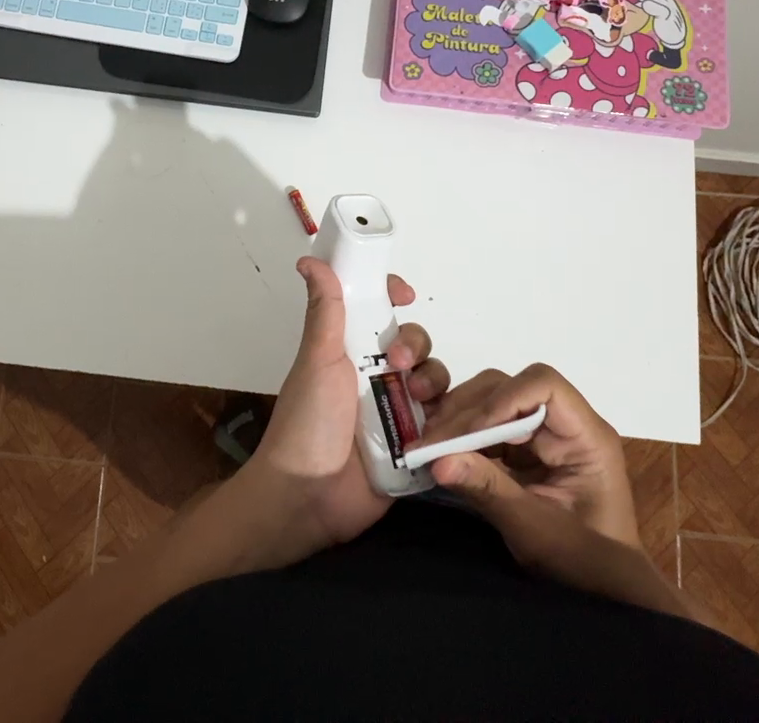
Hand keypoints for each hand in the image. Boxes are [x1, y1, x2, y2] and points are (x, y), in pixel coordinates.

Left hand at [214, 257, 449, 568]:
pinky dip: (451, 418)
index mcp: (348, 352)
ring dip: (433, 382)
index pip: (378, 312)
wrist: (310, 497)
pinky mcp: (417, 446)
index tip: (404, 294)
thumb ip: (324, 312)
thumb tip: (310, 261)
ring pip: (436, 379)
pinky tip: (440, 426)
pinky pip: (448, 421)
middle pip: (416, 343)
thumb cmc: (307, 424)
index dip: (394, 296)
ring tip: (415, 402)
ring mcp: (397, 412)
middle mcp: (375, 377)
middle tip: (398, 365)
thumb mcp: (316, 361)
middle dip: (416, 346)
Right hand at [416, 363, 637, 550]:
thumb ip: (488, 490)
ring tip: (429, 447)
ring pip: (491, 401)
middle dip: (467, 411)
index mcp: (586, 437)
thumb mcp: (535, 531)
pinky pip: (486, 427)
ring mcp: (543, 436)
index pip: (543, 385)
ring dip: (458, 421)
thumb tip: (437, 462)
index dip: (503, 399)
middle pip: (509, 387)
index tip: (470, 432)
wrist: (604, 595)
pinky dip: (461, 437)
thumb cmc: (585, 565)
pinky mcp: (524, 451)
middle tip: (431, 442)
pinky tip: (440, 454)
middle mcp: (564, 425)